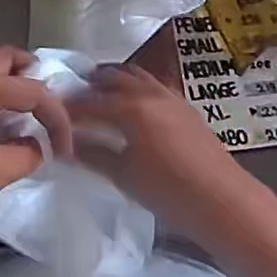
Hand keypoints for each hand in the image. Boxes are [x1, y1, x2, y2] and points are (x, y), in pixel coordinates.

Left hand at [0, 47, 70, 243]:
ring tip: (37, 124)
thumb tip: (41, 146)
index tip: (67, 148)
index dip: (56, 116)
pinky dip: (0, 105)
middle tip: (53, 111)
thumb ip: (26, 154)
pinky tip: (9, 133)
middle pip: (9, 61)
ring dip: (17, 92)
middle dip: (37, 79)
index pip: (31, 88)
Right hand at [73, 63, 267, 239]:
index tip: (53, 114)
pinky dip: (136, 88)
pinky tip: (133, 107)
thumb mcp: (123, 175)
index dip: (68, 109)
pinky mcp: (186, 108)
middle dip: (90, 85)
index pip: (89, 103)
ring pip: (137, 77)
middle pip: (113, 78)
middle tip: (74, 97)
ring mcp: (171, 98)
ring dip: (115, 81)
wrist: (222, 200)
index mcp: (130, 107)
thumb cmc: (168, 190)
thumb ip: (93, 154)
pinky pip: (154, 87)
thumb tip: (67, 145)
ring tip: (101, 94)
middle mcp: (150, 94)